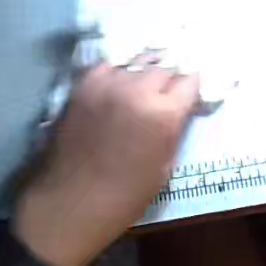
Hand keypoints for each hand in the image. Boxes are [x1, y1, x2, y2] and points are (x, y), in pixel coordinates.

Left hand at [13, 62, 199, 265]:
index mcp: (164, 113)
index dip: (194, 87)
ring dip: (146, 71)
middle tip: (171, 91)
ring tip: (147, 83)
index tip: (192, 94)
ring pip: (137, 62)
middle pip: (165, 67)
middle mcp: (138, 90)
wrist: (71, 203)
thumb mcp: (165, 165)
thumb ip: (174, 129)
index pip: (191, 80)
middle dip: (172, 77)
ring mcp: (107, 85)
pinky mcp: (83, 87)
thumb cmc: (125, 195)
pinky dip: (118, 71)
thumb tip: (180, 111)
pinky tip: (120, 83)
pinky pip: (108, 66)